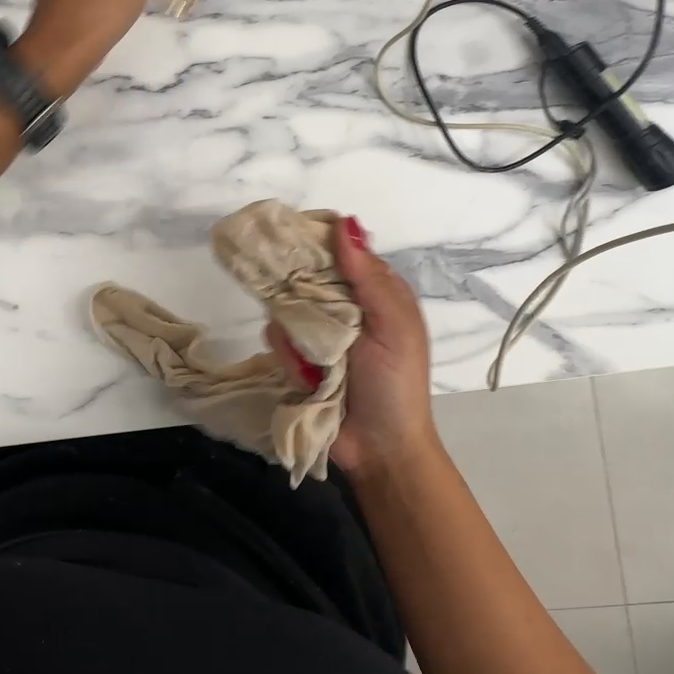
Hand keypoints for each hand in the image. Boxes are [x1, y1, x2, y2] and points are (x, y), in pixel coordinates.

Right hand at [267, 216, 441, 477]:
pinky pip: (277, 340)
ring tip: (318, 362)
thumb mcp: (394, 327)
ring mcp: (317, 331)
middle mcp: (343, 305)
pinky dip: (289, 358)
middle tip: (307, 311)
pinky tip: (307, 377)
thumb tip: (345, 223)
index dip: (315, 240)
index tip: (290, 236)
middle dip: (298, 291)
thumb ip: (369, 278)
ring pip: (285, 308)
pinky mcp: (295, 357)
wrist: (380, 450)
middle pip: (305, 275)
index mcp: (374, 292)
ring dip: (297, 335)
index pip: (338, 250)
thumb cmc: (396, 385)